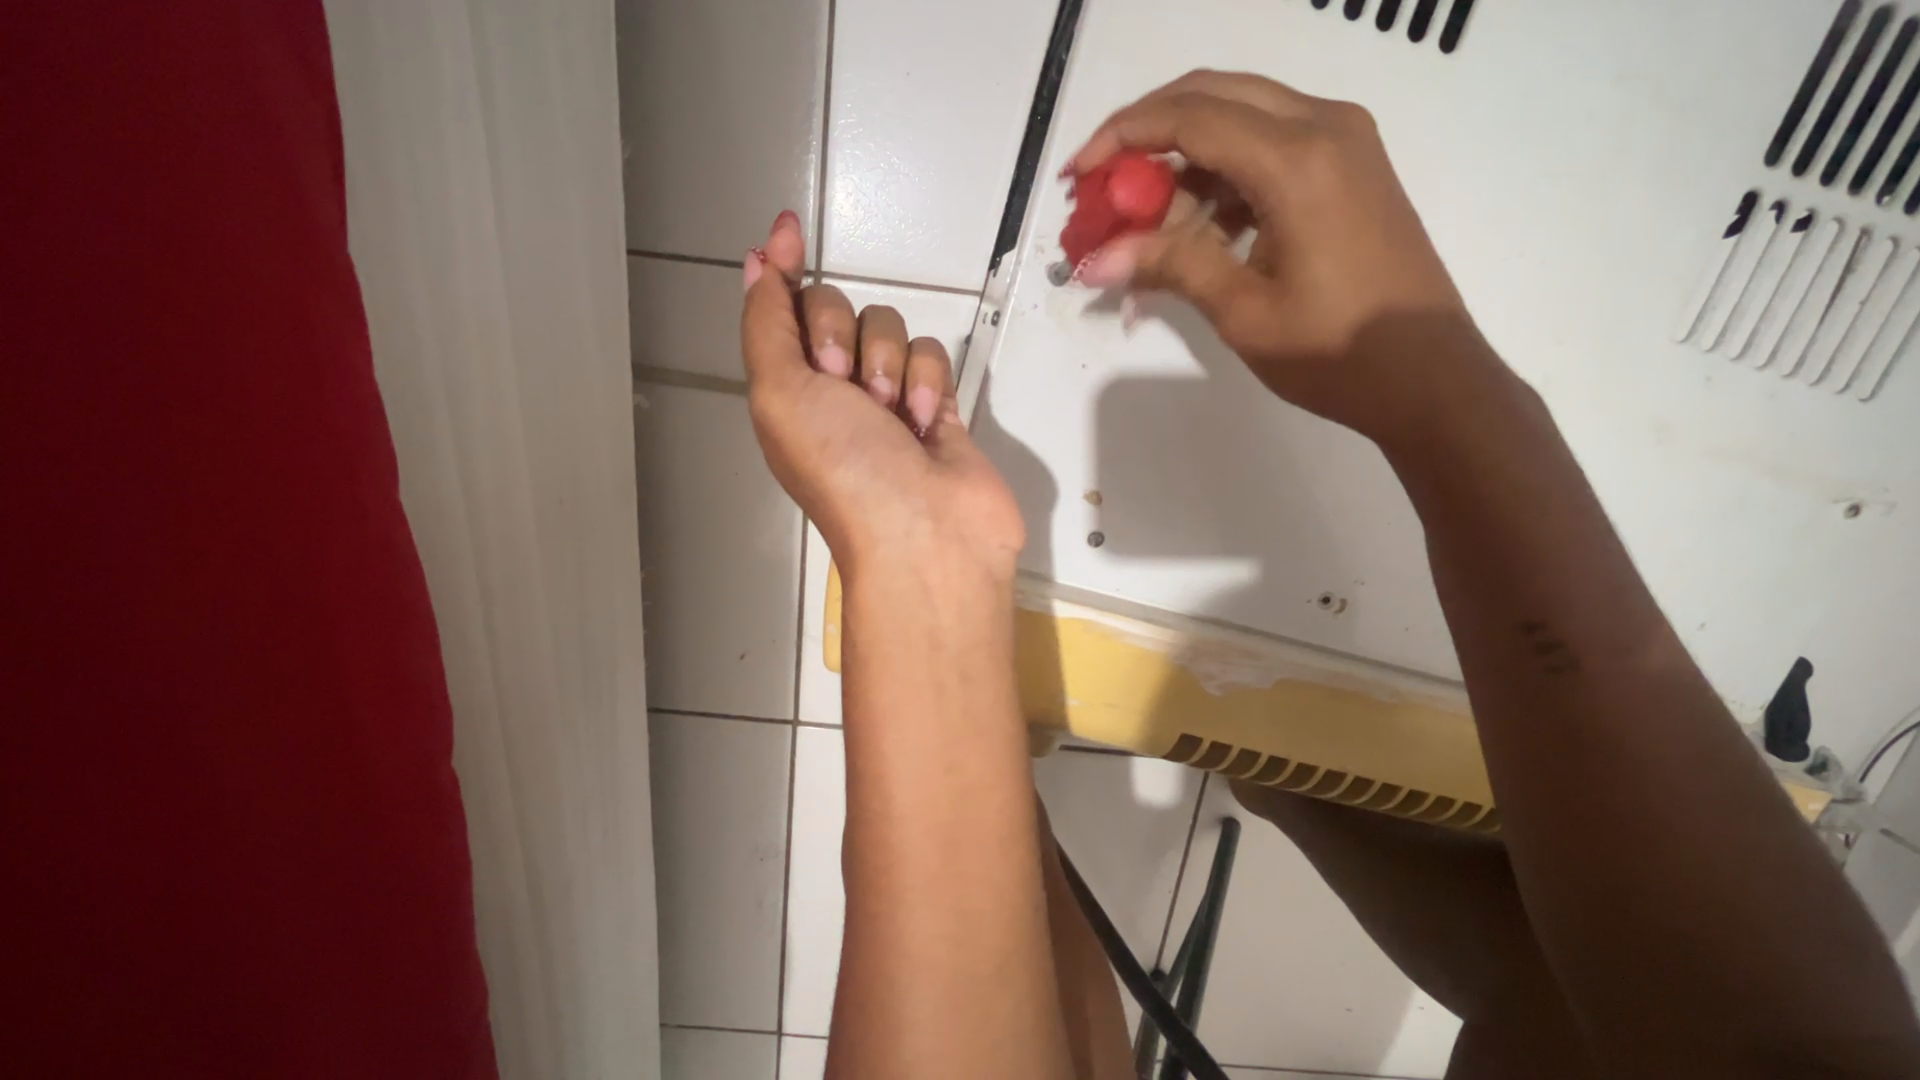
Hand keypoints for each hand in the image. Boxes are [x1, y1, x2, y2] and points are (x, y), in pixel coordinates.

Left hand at [740, 211, 1023, 584]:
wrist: (925, 536)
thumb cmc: (843, 467)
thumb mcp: (780, 394)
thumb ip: (766, 322)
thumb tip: (757, 263)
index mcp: (785, 391)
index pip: (779, 310)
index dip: (781, 268)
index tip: (789, 228)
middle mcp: (831, 390)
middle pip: (836, 310)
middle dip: (842, 336)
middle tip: (845, 383)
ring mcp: (887, 398)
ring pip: (888, 329)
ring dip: (890, 365)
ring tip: (894, 416)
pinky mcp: (936, 406)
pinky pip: (932, 356)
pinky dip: (930, 383)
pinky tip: (927, 424)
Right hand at [1069, 71, 1497, 441]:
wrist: (1430, 377)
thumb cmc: (1336, 351)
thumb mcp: (1243, 311)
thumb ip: (1170, 266)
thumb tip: (1094, 261)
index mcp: (1297, 159)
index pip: (1189, 117)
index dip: (1122, 138)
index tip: (1076, 176)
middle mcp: (1324, 127)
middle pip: (1212, 96)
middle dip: (1146, 134)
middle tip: (1100, 185)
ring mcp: (1344, 143)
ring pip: (1241, 116)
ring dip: (1183, 157)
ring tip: (1141, 220)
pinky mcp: (1350, 167)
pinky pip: (1270, 144)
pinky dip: (1222, 171)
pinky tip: (1196, 224)